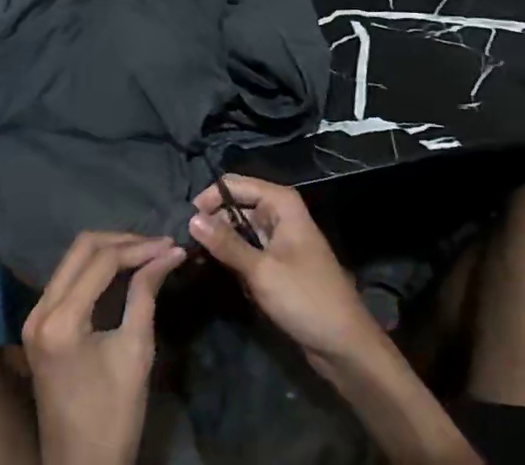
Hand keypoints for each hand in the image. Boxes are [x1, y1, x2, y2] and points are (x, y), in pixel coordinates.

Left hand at [22, 232, 185, 464]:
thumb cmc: (113, 414)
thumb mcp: (136, 349)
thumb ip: (147, 292)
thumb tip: (170, 252)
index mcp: (61, 320)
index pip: (103, 260)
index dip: (141, 247)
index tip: (173, 246)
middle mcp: (39, 311)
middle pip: (82, 248)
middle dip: (124, 241)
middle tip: (160, 246)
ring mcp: (35, 317)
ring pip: (74, 259)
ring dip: (111, 250)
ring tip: (149, 254)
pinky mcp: (40, 326)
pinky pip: (69, 278)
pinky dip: (98, 267)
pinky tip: (126, 270)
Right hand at [189, 175, 384, 369]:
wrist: (342, 340)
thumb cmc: (305, 298)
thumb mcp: (261, 271)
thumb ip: (226, 243)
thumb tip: (192, 218)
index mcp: (281, 203)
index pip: (235, 184)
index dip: (209, 199)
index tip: (184, 224)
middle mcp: (280, 213)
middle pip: (236, 205)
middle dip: (211, 221)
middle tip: (182, 244)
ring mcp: (279, 238)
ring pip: (240, 228)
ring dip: (219, 241)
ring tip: (192, 257)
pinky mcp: (277, 262)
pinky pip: (248, 249)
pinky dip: (231, 257)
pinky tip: (211, 270)